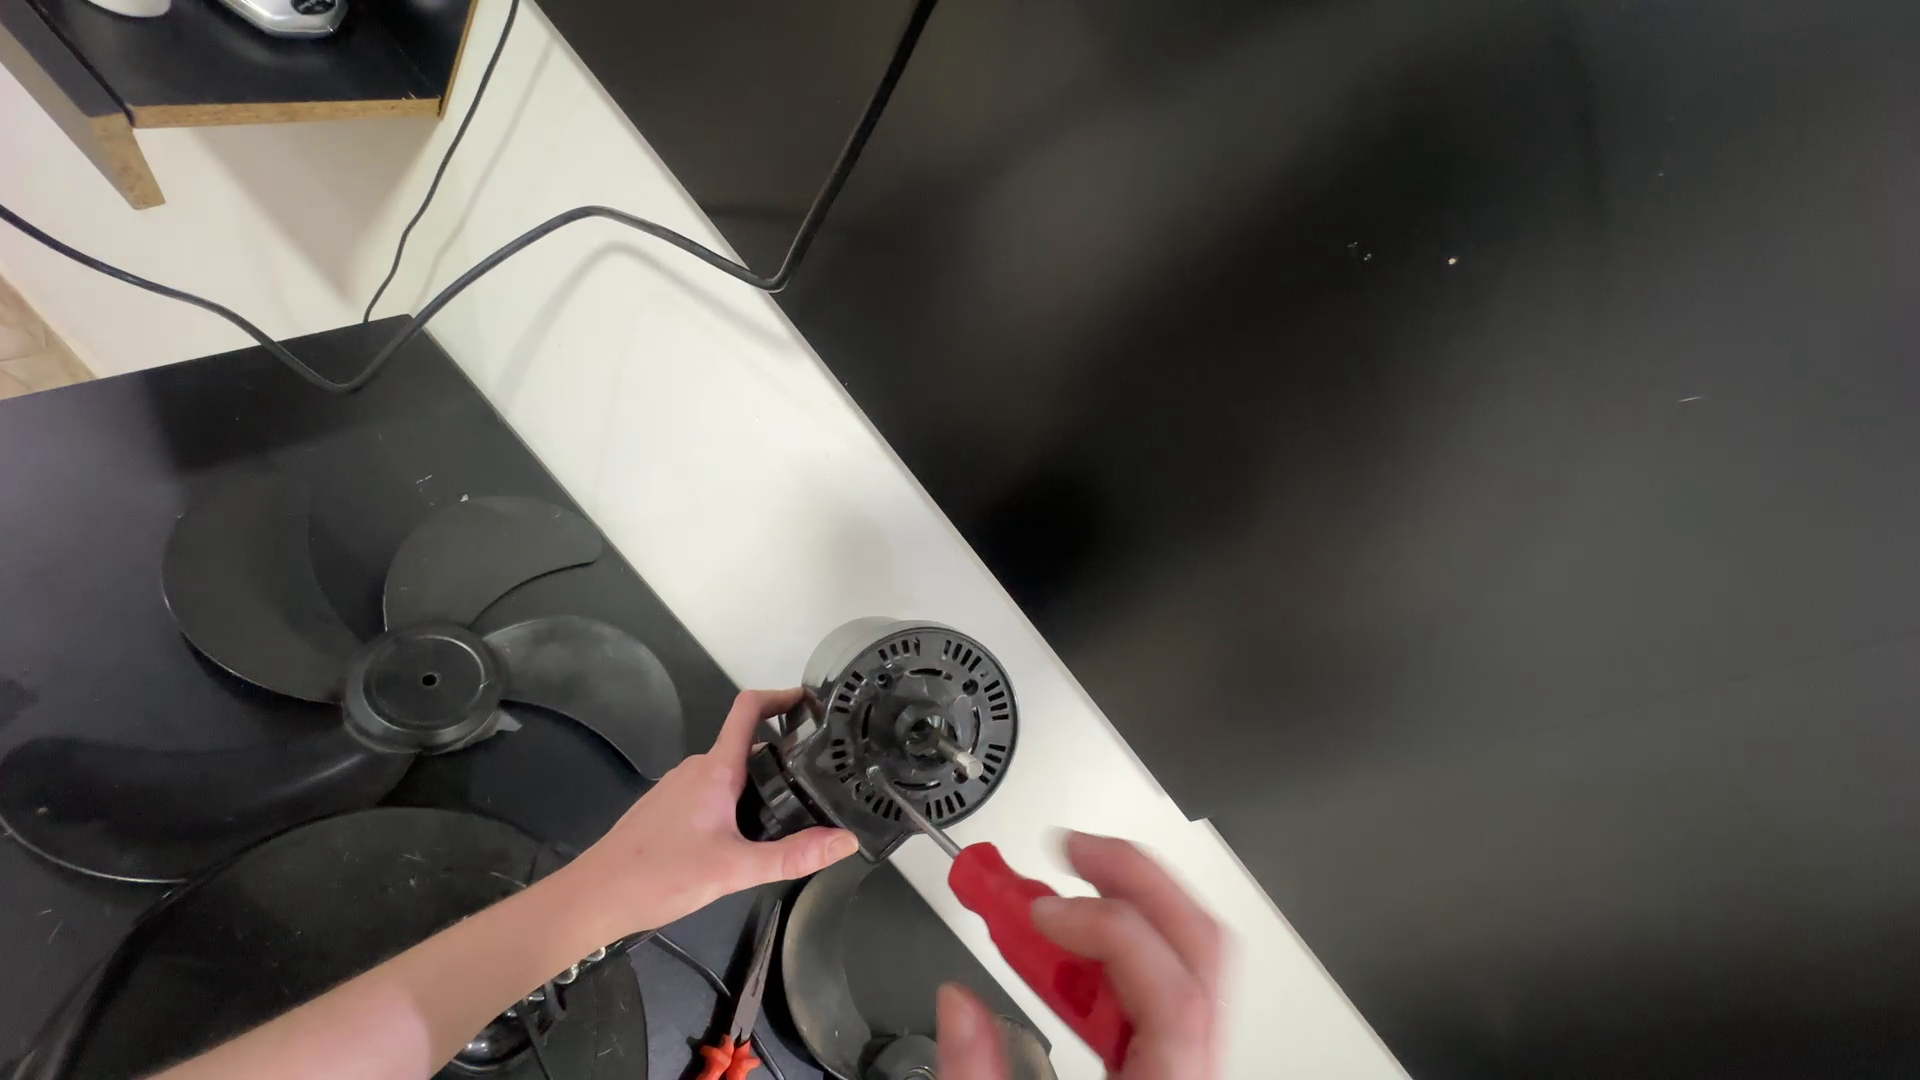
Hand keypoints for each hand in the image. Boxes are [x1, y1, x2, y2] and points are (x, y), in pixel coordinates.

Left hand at [562, 688, 860, 941]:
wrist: (592, 898)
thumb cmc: (660, 875)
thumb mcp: (735, 870)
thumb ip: (792, 855)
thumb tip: (845, 840)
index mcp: (716, 769)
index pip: (748, 709)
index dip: (780, 696)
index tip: (810, 702)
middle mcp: (697, 768)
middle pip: (747, 746)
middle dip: (783, 758)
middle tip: (817, 778)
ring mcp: (679, 786)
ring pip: (729, 773)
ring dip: (759, 784)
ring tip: (788, 812)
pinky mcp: (667, 807)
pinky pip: (711, 791)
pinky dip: (735, 801)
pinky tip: (742, 836)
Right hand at [937, 832, 1222, 1079]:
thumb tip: (958, 1003)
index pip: (1173, 987)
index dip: (1106, 928)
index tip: (1038, 911)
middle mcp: (1198, 1076)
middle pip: (1201, 944)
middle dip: (1132, 878)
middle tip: (1068, 849)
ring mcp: (1194, 1065)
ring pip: (1193, 949)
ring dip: (1127, 896)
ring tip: (1062, 879)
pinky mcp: (1172, 1062)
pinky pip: (1164, 977)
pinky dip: (1116, 938)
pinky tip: (1067, 939)